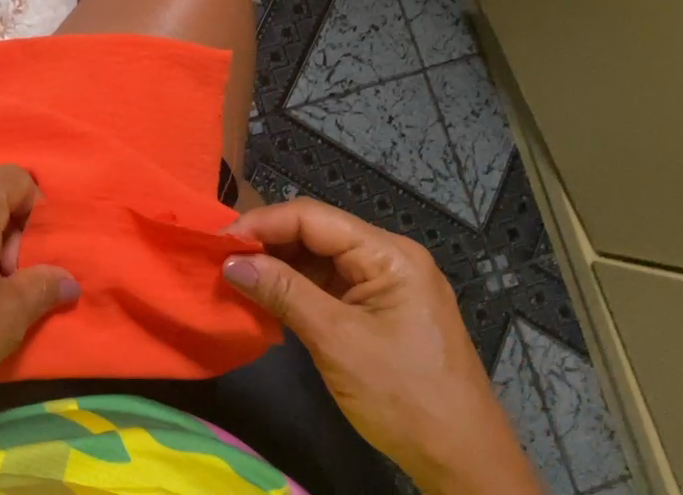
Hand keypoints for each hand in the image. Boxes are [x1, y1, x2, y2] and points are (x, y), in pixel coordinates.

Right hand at [221, 199, 540, 494]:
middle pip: (314, 232)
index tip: (217, 241)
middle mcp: (388, 258)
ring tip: (234, 276)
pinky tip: (265, 297)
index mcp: (389, 254)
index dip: (261, 223)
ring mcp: (385, 285)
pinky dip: (295, 288)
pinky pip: (328, 284)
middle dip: (266, 242)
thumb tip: (230, 260)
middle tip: (220, 259)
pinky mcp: (379, 310)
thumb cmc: (405, 397)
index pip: (311, 217)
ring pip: (317, 258)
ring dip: (277, 266)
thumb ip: (283, 292)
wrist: (466, 465)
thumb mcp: (336, 341)